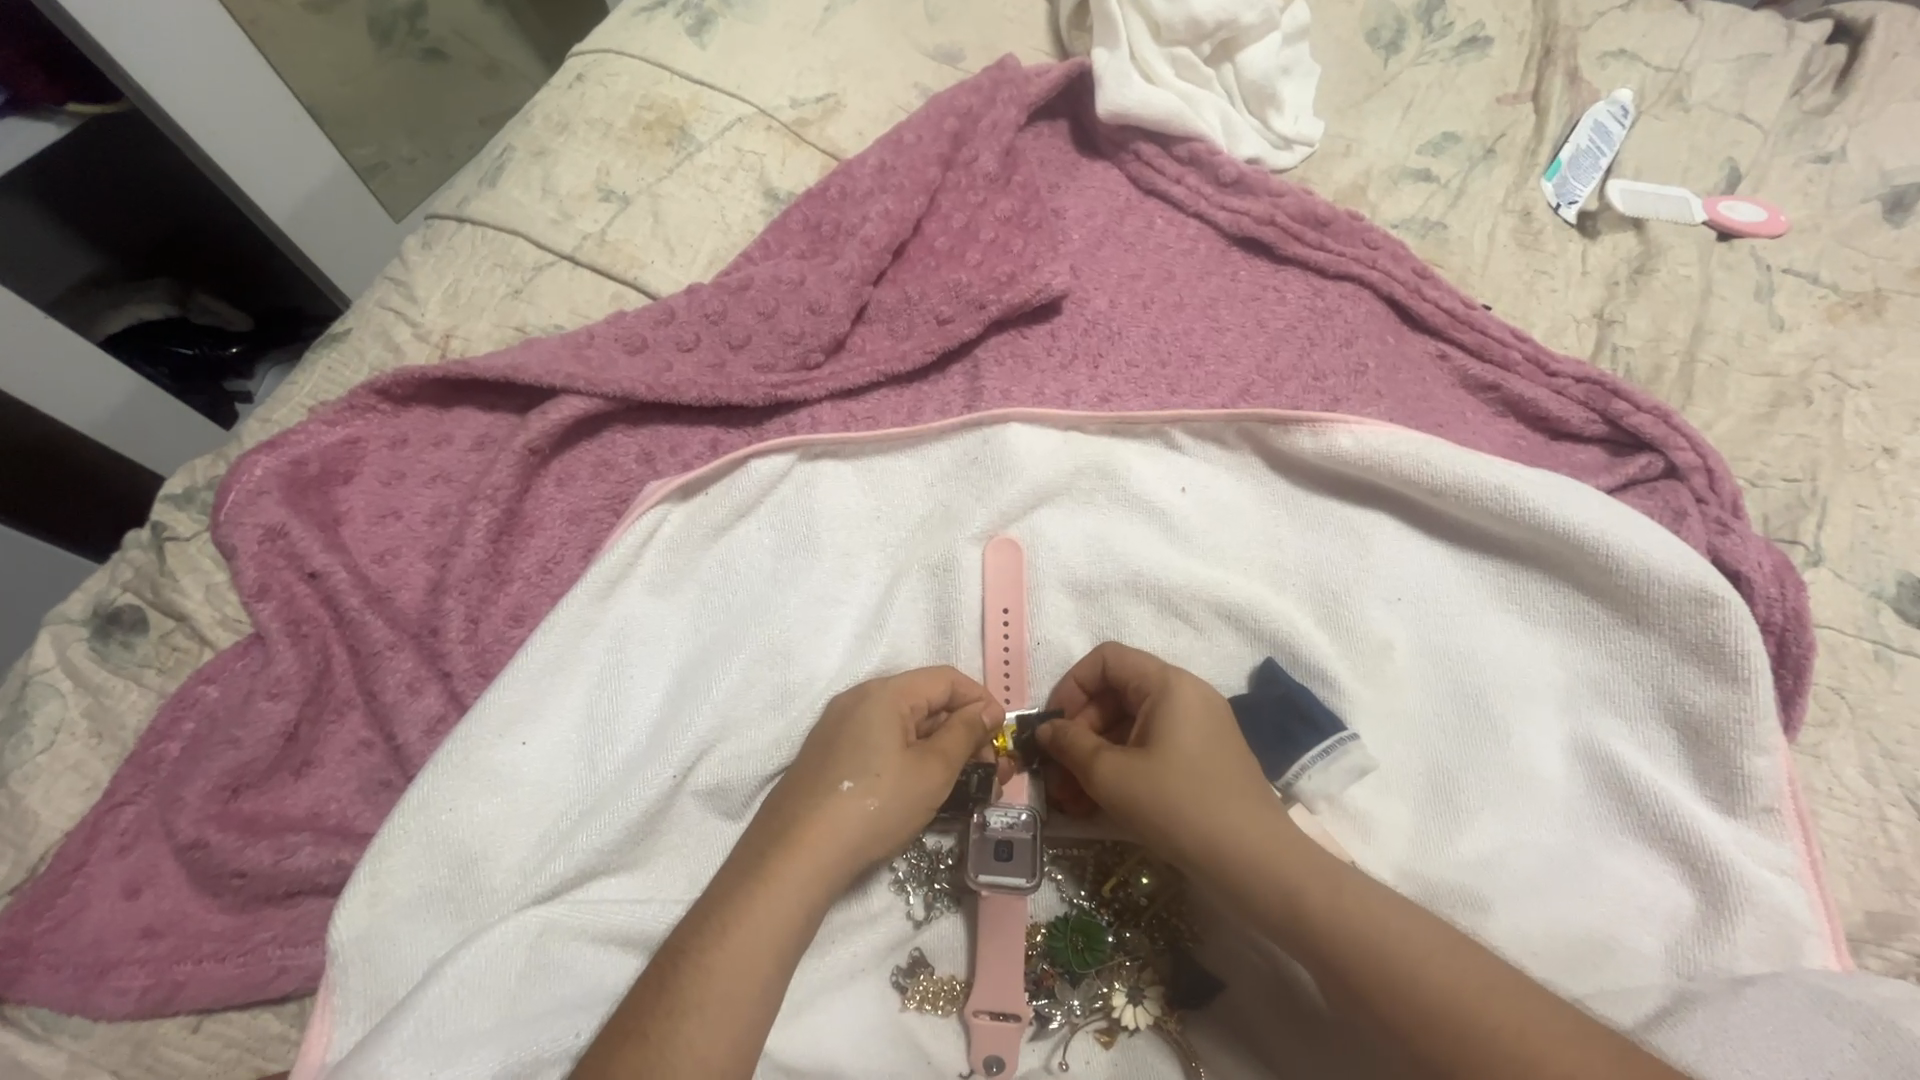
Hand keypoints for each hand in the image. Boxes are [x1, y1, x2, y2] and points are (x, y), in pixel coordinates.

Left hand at [749, 666, 1003, 888]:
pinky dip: (910, 757)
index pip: (946, 679)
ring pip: (903, 725)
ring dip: (939, 747)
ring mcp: (839, 727)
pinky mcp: (829, 755)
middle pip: (924, 700)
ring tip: (964, 784)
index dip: (981, 701)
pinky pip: (880, 742)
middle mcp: (859, 699)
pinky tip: (923, 789)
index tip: (1002, 736)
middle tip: (990, 770)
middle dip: (963, 730)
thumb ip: (964, 734)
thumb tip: (986, 710)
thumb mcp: (932, 770)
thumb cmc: (875, 805)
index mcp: (885, 692)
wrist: (797, 853)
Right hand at [1039, 642, 1294, 866]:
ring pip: (1130, 728)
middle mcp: (1185, 696)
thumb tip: (1045, 730)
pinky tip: (1096, 806)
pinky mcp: (1202, 760)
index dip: (1071, 686)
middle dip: (1078, 733)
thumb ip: (1070, 745)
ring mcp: (1197, 728)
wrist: (1254, 862)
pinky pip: (1151, 749)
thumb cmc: (1177, 805)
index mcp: (1167, 684)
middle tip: (1055, 774)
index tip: (1052, 727)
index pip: (1106, 660)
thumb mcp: (1110, 775)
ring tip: (1068, 801)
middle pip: (1116, 695)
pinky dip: (1121, 769)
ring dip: (1094, 758)